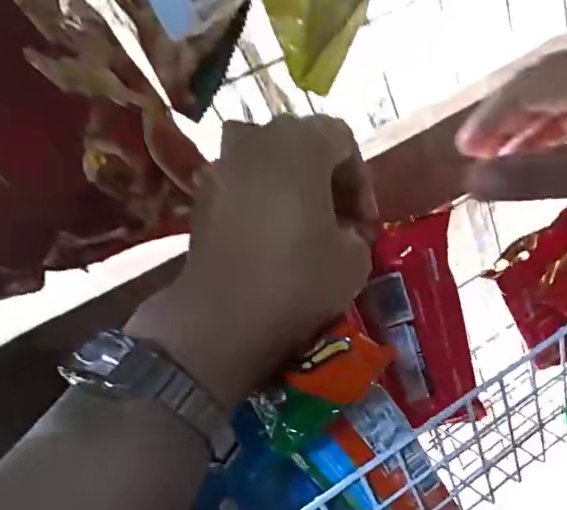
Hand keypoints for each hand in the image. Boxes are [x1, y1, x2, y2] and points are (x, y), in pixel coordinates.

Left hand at [127, 115, 377, 408]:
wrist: (225, 317)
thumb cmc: (300, 280)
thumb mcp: (354, 262)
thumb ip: (357, 234)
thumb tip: (344, 232)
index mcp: (300, 139)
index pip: (343, 140)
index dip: (362, 183)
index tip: (366, 226)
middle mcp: (256, 136)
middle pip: (301, 147)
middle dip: (325, 183)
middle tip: (340, 226)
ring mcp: (221, 164)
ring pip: (268, 167)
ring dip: (291, 193)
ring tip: (305, 234)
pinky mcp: (200, 198)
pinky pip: (242, 191)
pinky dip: (261, 209)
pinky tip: (272, 246)